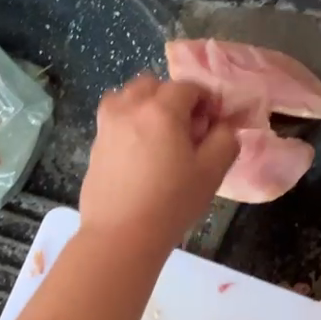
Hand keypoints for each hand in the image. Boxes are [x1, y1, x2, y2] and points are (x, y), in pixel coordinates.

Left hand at [80, 75, 238, 252]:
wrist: (121, 235)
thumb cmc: (171, 203)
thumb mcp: (212, 172)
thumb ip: (225, 140)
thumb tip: (222, 127)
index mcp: (161, 109)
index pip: (188, 87)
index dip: (206, 101)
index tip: (213, 125)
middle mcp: (130, 108)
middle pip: (153, 84)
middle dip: (172, 98)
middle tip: (185, 129)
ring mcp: (107, 125)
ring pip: (127, 96)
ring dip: (145, 105)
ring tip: (158, 136)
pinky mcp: (95, 145)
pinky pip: (114, 119)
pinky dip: (128, 123)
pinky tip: (139, 154)